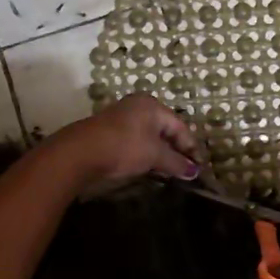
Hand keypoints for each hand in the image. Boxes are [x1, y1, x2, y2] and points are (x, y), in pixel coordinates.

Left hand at [40, 93, 201, 190]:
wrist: (81, 152)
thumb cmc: (125, 147)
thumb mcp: (155, 156)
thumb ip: (176, 163)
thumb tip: (194, 172)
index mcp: (153, 106)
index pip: (180, 127)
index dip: (191, 148)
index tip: (198, 168)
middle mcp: (138, 106)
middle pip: (165, 129)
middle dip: (176, 151)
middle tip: (185, 171)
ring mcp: (123, 117)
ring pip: (150, 136)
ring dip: (161, 154)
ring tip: (169, 172)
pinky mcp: (110, 130)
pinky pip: (136, 140)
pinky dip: (146, 153)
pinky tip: (148, 167)